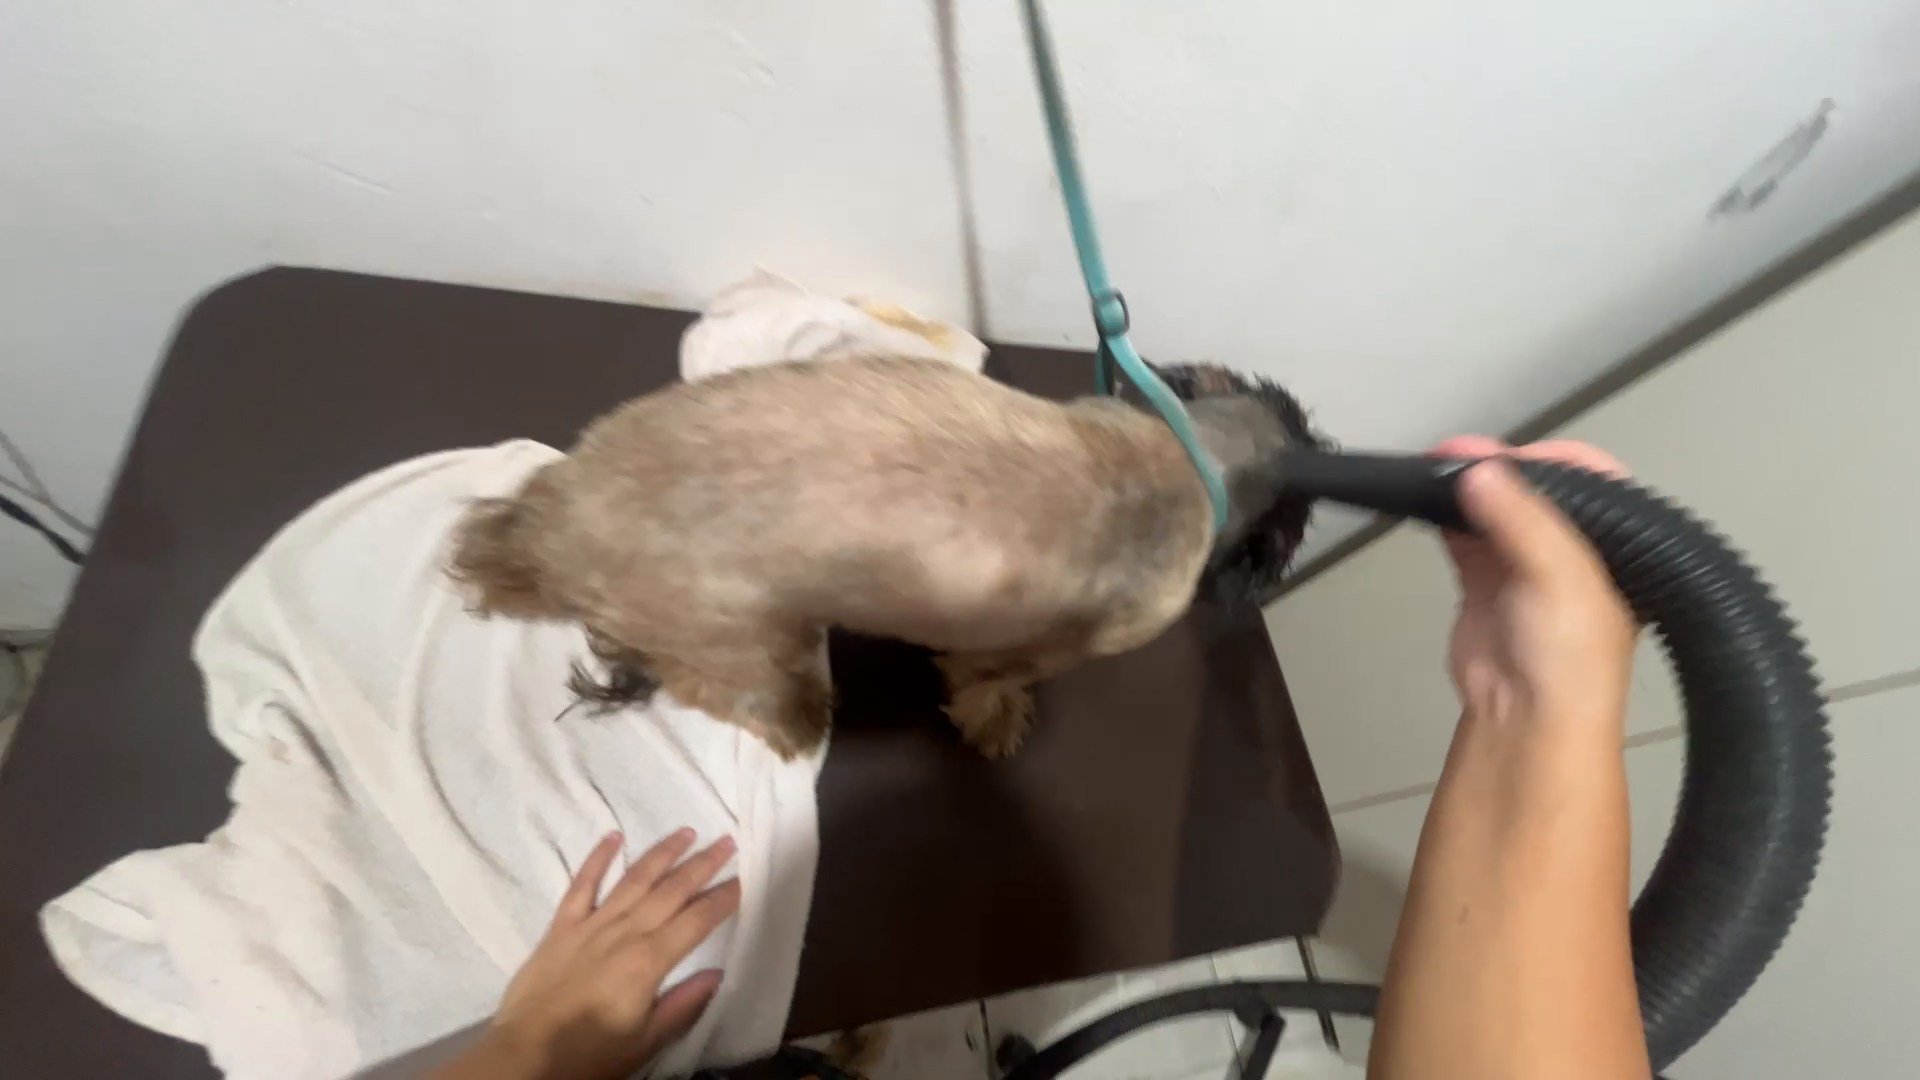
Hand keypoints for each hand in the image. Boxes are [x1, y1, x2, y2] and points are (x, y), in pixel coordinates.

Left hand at [450, 829, 740, 1079]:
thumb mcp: (643, 1044)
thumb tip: (718, 973)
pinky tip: (613, 835)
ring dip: (663, 853)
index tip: (743, 879)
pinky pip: (581, 885)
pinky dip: (597, 858)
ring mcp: (592, 925)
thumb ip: (682, 1006)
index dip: (723, 898)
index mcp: (649, 960)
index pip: (697, 920)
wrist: (519, 1063)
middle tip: (727, 841)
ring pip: (635, 879)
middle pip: (672, 890)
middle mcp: (626, 932)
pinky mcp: (562, 927)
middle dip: (703, 864)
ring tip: (686, 832)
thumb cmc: (587, 1057)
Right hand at [1434, 437, 1636, 733]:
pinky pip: (1462, 538)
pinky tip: (1425, 503)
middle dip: (1494, 468)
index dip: (1546, 458)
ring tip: (1430, 471)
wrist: (1522, 713)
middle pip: (1532, 490)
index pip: (1590, 478)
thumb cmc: (1567, 655)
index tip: (1499, 454)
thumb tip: (1478, 472)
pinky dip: (1443, 519)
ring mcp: (1523, 566)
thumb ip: (1523, 522)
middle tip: (1450, 455)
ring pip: (1492, 511)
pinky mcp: (1482, 582)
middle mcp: (1571, 550)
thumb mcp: (1562, 579)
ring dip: (1463, 491)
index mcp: (1615, 543)